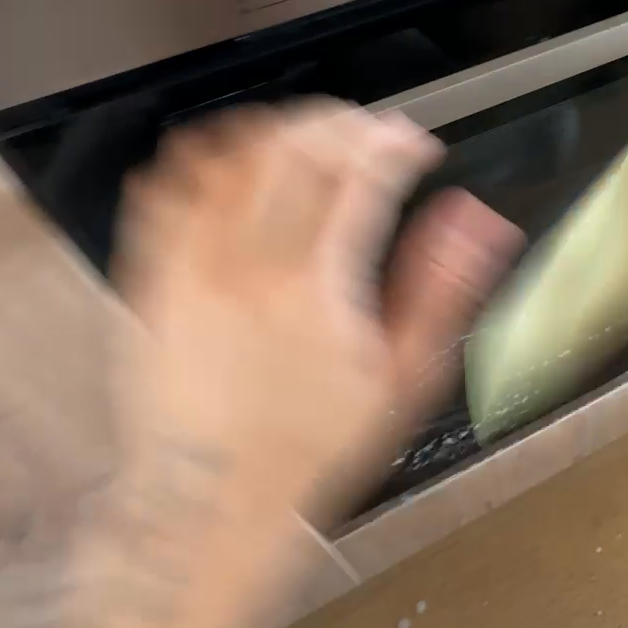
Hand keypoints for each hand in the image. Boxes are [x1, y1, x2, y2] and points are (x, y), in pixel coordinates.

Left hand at [113, 101, 521, 522]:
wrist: (209, 505)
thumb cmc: (316, 445)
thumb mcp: (404, 379)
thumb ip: (443, 288)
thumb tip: (476, 215)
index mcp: (318, 286)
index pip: (362, 175)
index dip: (397, 143)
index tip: (417, 145)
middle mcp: (249, 264)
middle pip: (296, 148)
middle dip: (343, 122)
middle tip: (369, 133)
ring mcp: (189, 266)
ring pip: (232, 155)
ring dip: (280, 128)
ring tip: (313, 138)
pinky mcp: (150, 277)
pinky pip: (166, 188)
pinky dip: (205, 155)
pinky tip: (235, 158)